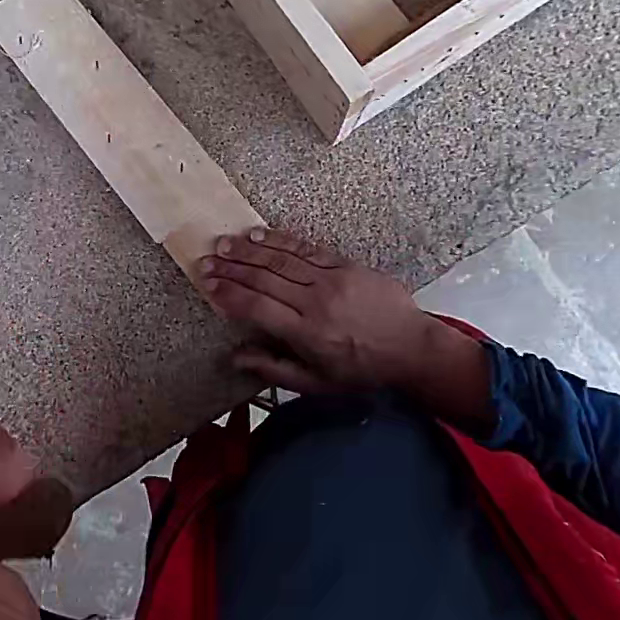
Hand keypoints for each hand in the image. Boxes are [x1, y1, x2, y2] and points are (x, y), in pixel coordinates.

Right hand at [199, 230, 490, 426]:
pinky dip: (280, 240)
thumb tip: (235, 357)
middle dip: (231, 269)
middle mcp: (316, 302)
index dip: (229, 294)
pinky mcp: (345, 265)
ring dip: (249, 250)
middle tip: (206, 260)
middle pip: (264, 278)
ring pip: (282, 259)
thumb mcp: (318, 384)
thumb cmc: (363, 372)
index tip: (207, 284)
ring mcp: (332, 280)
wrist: (412, 349)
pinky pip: (307, 249)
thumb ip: (274, 369)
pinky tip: (259, 235)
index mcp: (307, 334)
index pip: (257, 307)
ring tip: (224, 243)